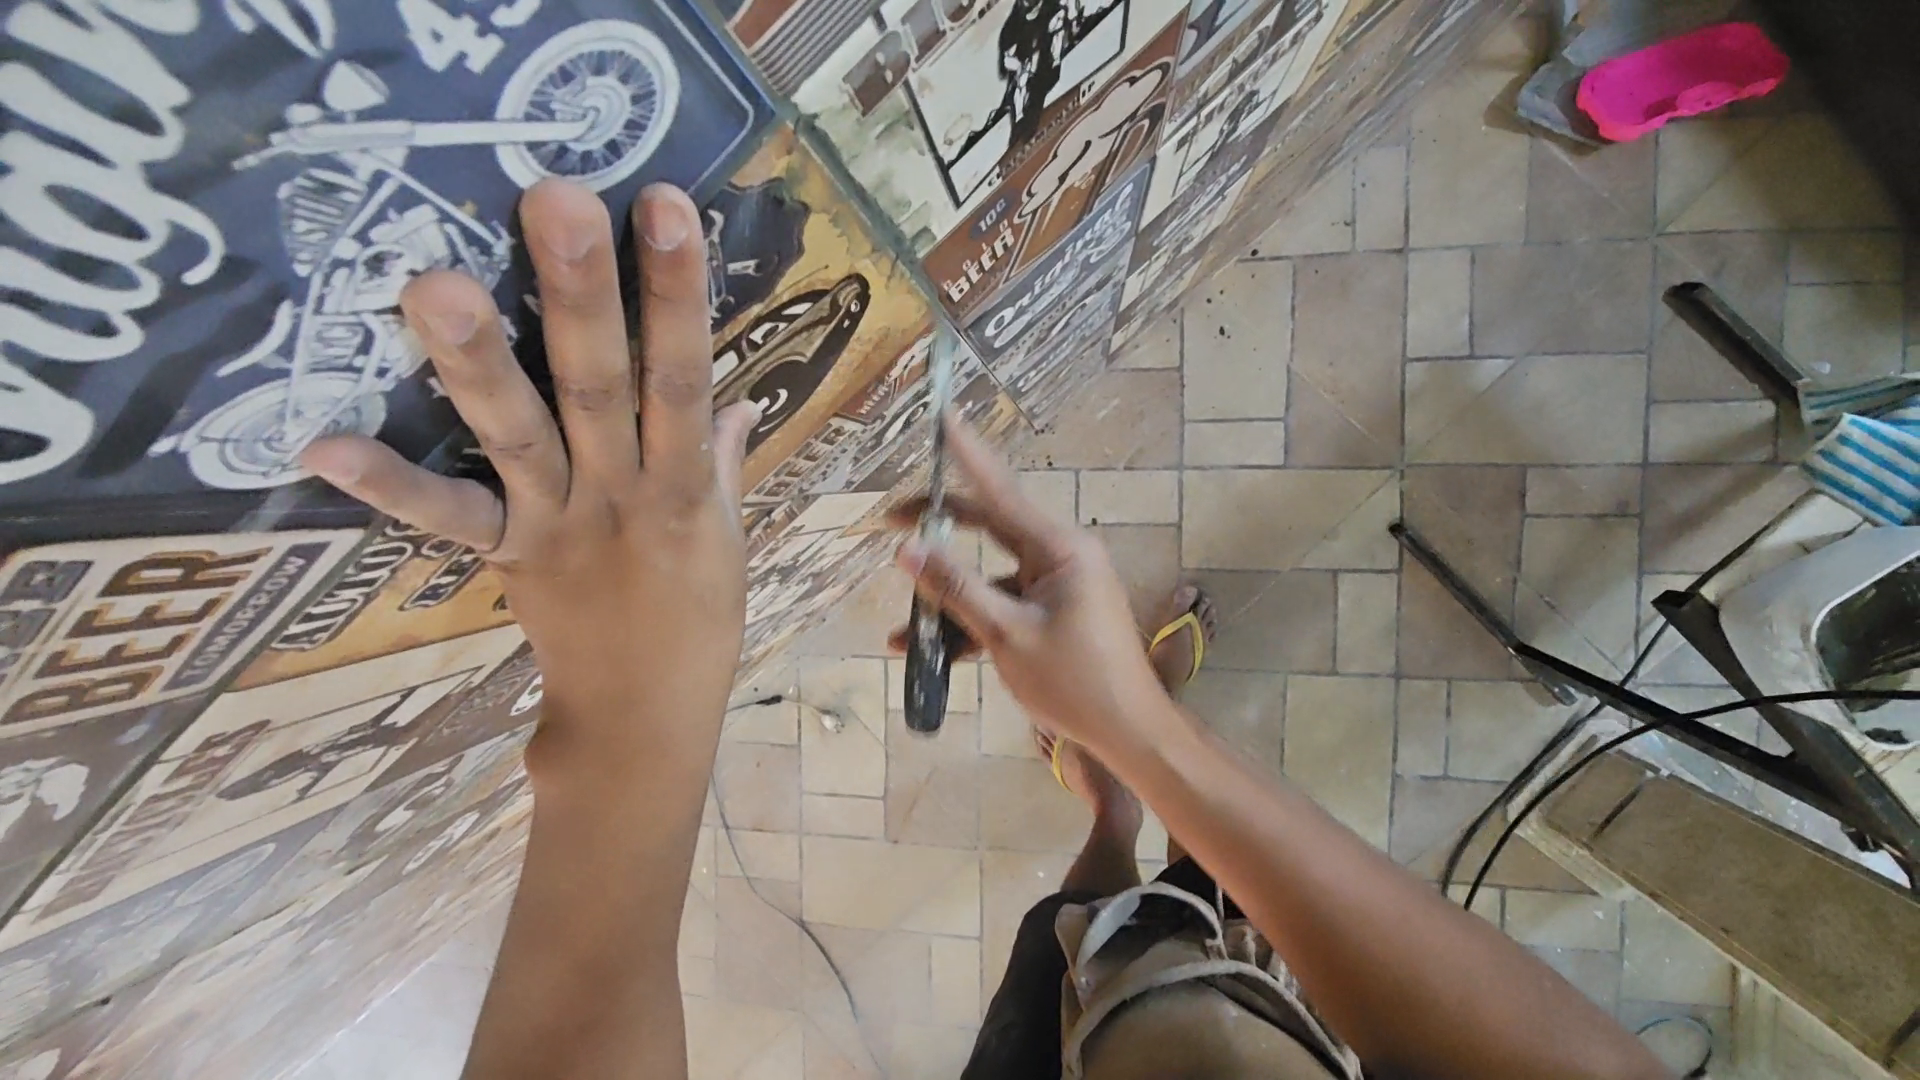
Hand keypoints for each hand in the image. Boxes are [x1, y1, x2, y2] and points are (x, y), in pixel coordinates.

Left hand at [300, 181, 759, 763]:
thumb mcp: (727, 541)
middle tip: (557, 199)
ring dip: (478, 365)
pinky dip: (390, 486)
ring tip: (435, 283)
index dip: (679, 296)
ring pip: (520, 436)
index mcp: (686, 489)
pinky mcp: (510, 557)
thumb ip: (724, 465)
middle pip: (601, 388)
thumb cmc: (699, 625)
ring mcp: (560, 525)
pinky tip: (319, 443)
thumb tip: (733, 401)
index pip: (685, 380)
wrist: (644, 716)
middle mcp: (623, 496)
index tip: (668, 208)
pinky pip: (450, 519)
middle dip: (584, 295)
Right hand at [890, 415, 1173, 754]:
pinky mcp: (1055, 612)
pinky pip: (1005, 605)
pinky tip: (933, 653)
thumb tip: (907, 549)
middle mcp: (1060, 556)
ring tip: (902, 630)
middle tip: (892, 521)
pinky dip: (974, 623)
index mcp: (1059, 548)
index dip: (969, 454)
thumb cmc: (1073, 681)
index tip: (944, 416)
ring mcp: (1059, 585)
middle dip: (940, 532)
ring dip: (951, 600)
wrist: (1128, 733)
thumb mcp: (1006, 635)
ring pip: (991, 577)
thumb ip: (956, 589)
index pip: (1002, 491)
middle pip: (991, 529)